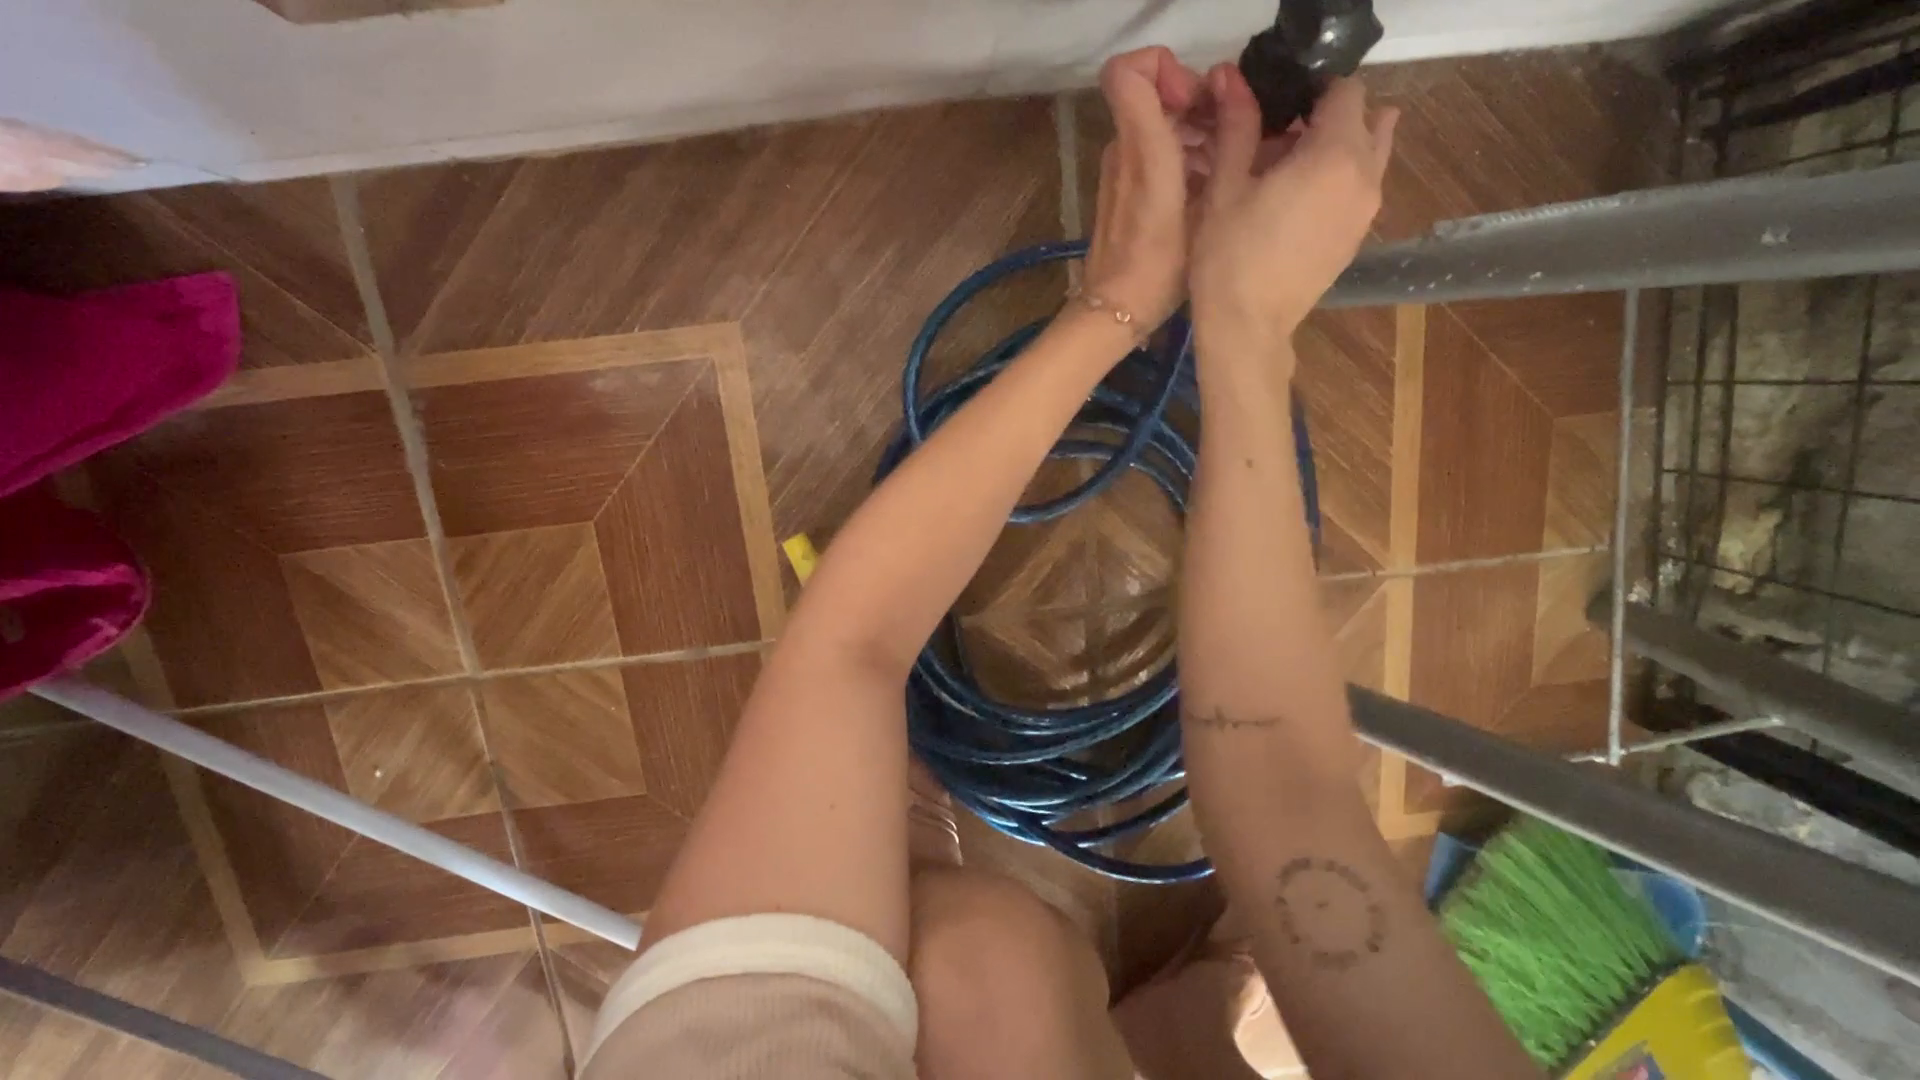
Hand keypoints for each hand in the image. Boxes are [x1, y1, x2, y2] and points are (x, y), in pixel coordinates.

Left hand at [1081, 47, 1202, 331]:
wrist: (1115, 311)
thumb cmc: (1160, 270)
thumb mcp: (1203, 211)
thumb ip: (1219, 150)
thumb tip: (1229, 105)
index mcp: (1143, 149)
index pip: (1129, 71)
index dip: (1167, 67)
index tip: (1200, 98)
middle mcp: (1124, 151)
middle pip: (1156, 94)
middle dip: (1197, 103)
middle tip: (1232, 137)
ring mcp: (1121, 170)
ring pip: (1159, 124)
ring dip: (1196, 132)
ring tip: (1228, 166)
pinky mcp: (1123, 190)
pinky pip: (1155, 152)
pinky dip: (1183, 156)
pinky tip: (1209, 186)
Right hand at [1189, 66, 1396, 353]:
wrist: (1248, 328)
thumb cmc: (1229, 257)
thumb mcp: (1225, 187)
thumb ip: (1238, 127)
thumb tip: (1232, 81)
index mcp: (1335, 154)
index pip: (1344, 90)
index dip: (1309, 92)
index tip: (1274, 111)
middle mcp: (1365, 176)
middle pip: (1365, 120)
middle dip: (1327, 119)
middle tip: (1279, 142)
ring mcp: (1366, 210)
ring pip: (1368, 156)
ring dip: (1336, 151)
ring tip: (1288, 173)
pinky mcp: (1357, 237)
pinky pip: (1359, 189)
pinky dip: (1337, 182)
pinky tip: (1294, 205)